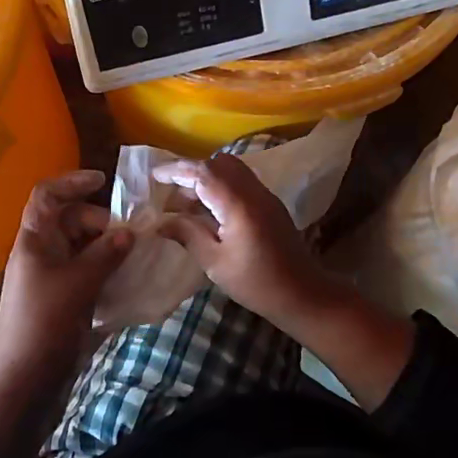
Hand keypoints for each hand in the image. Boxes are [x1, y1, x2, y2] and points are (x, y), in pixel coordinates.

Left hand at [0, 170, 131, 384]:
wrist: (25, 370)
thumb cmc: (45, 318)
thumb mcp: (78, 282)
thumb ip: (106, 254)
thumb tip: (129, 233)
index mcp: (35, 238)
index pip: (47, 195)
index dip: (72, 182)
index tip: (104, 180)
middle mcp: (42, 249)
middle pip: (71, 218)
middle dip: (101, 220)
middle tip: (130, 235)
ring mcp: (52, 272)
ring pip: (82, 244)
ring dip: (107, 244)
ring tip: (134, 253)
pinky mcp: (64, 293)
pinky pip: (86, 267)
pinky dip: (105, 265)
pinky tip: (126, 273)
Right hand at [154, 154, 326, 326]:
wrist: (302, 293)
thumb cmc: (256, 283)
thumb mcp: (215, 262)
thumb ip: (188, 235)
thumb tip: (160, 223)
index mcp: (238, 204)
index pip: (204, 172)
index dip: (176, 170)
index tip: (154, 176)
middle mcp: (254, 192)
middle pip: (219, 164)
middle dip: (191, 170)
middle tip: (168, 190)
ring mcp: (265, 196)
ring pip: (232, 170)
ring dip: (206, 177)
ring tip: (185, 201)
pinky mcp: (270, 204)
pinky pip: (241, 182)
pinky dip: (220, 186)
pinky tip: (207, 210)